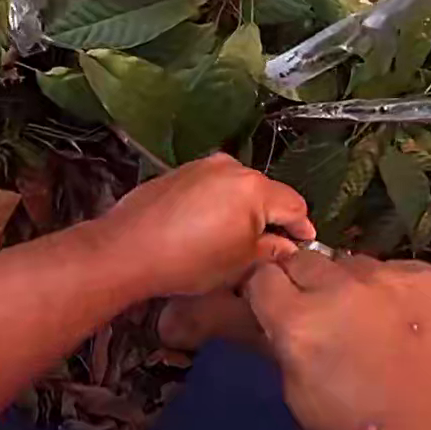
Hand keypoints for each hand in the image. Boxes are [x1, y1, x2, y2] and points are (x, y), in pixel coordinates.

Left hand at [90, 154, 313, 297]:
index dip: (302, 228)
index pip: (294, 204)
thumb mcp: (239, 263)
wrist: (127, 248)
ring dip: (241, 210)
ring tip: (233, 240)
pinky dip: (215, 204)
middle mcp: (229, 167)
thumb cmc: (190, 260)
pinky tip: (204, 228)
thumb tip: (286, 246)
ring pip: (235, 188)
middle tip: (267, 248)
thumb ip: (271, 250)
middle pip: (264, 193)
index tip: (303, 245)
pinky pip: (209, 187)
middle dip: (269, 218)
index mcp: (253, 187)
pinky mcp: (177, 173)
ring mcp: (199, 166)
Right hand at [247, 254, 430, 429]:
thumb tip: (275, 321)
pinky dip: (391, 290)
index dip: (267, 294)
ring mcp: (388, 278)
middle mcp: (338, 288)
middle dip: (304, 284)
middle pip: (302, 261)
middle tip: (324, 317)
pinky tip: (410, 324)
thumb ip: (283, 349)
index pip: (261, 277)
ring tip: (373, 322)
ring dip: (348, 286)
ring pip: (348, 264)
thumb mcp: (304, 404)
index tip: (277, 310)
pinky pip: (393, 270)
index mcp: (300, 324)